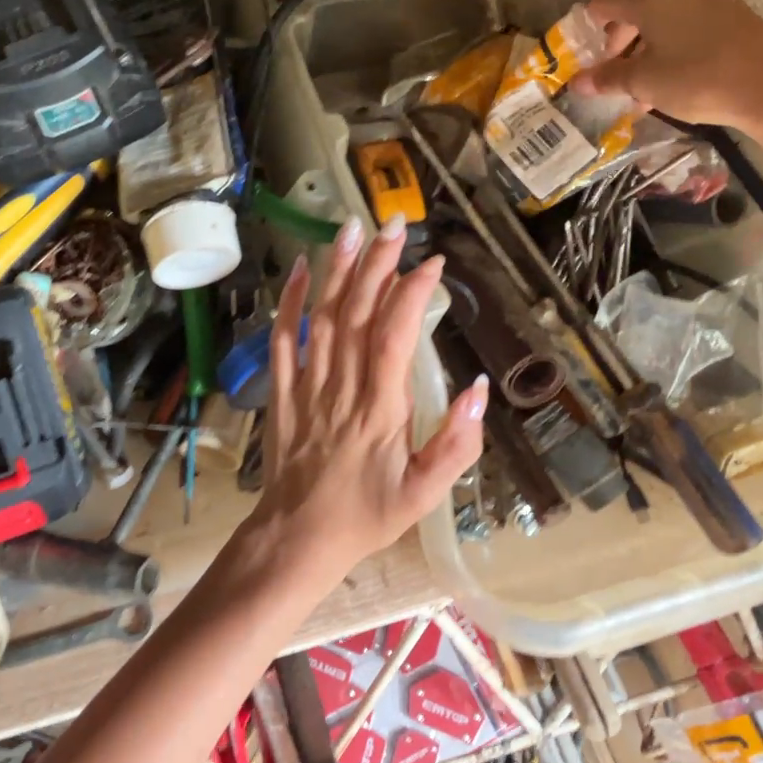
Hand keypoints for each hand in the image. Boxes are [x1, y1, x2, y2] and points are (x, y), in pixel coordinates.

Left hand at [250, 215, 486, 578]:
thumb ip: (457, 444)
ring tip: (351, 230)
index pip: (395, 335)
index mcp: (380, 408)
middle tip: (394, 224)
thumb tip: (481, 389)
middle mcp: (341, 386)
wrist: (299, 537)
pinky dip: (290, 303)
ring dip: (337, 272)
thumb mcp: (426, 494)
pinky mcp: (281, 391)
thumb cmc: (368, 515)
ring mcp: (306, 385)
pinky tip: (301, 270)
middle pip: (358, 314)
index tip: (432, 263)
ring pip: (321, 318)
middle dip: (377, 265)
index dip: (412, 294)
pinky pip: (282, 341)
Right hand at [576, 0, 762, 161]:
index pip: (604, 3)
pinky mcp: (735, 17)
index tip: (583, 57)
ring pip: (664, 21)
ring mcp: (712, 0)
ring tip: (643, 86)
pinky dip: (673, 48)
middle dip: (618, 43)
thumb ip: (607, 79)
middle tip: (613, 76)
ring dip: (646, 49)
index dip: (587, 28)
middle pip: (634, 10)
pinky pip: (689, 27)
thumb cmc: (697, 80)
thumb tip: (577, 82)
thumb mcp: (644, 83)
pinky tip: (675, 79)